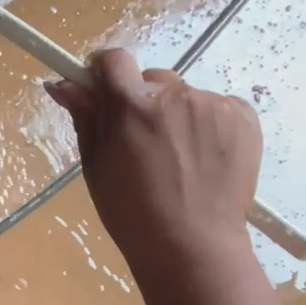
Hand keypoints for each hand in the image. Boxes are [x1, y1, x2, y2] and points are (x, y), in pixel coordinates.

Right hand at [44, 48, 262, 266]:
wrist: (191, 244)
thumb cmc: (130, 212)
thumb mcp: (96, 166)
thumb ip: (84, 117)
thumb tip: (62, 83)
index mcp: (130, 105)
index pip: (113, 60)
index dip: (104, 72)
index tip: (102, 91)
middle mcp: (174, 93)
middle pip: (152, 80)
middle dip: (143, 102)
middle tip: (142, 145)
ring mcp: (213, 103)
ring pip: (186, 97)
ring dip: (177, 117)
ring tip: (178, 161)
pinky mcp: (243, 116)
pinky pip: (217, 109)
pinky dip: (208, 127)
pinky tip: (202, 161)